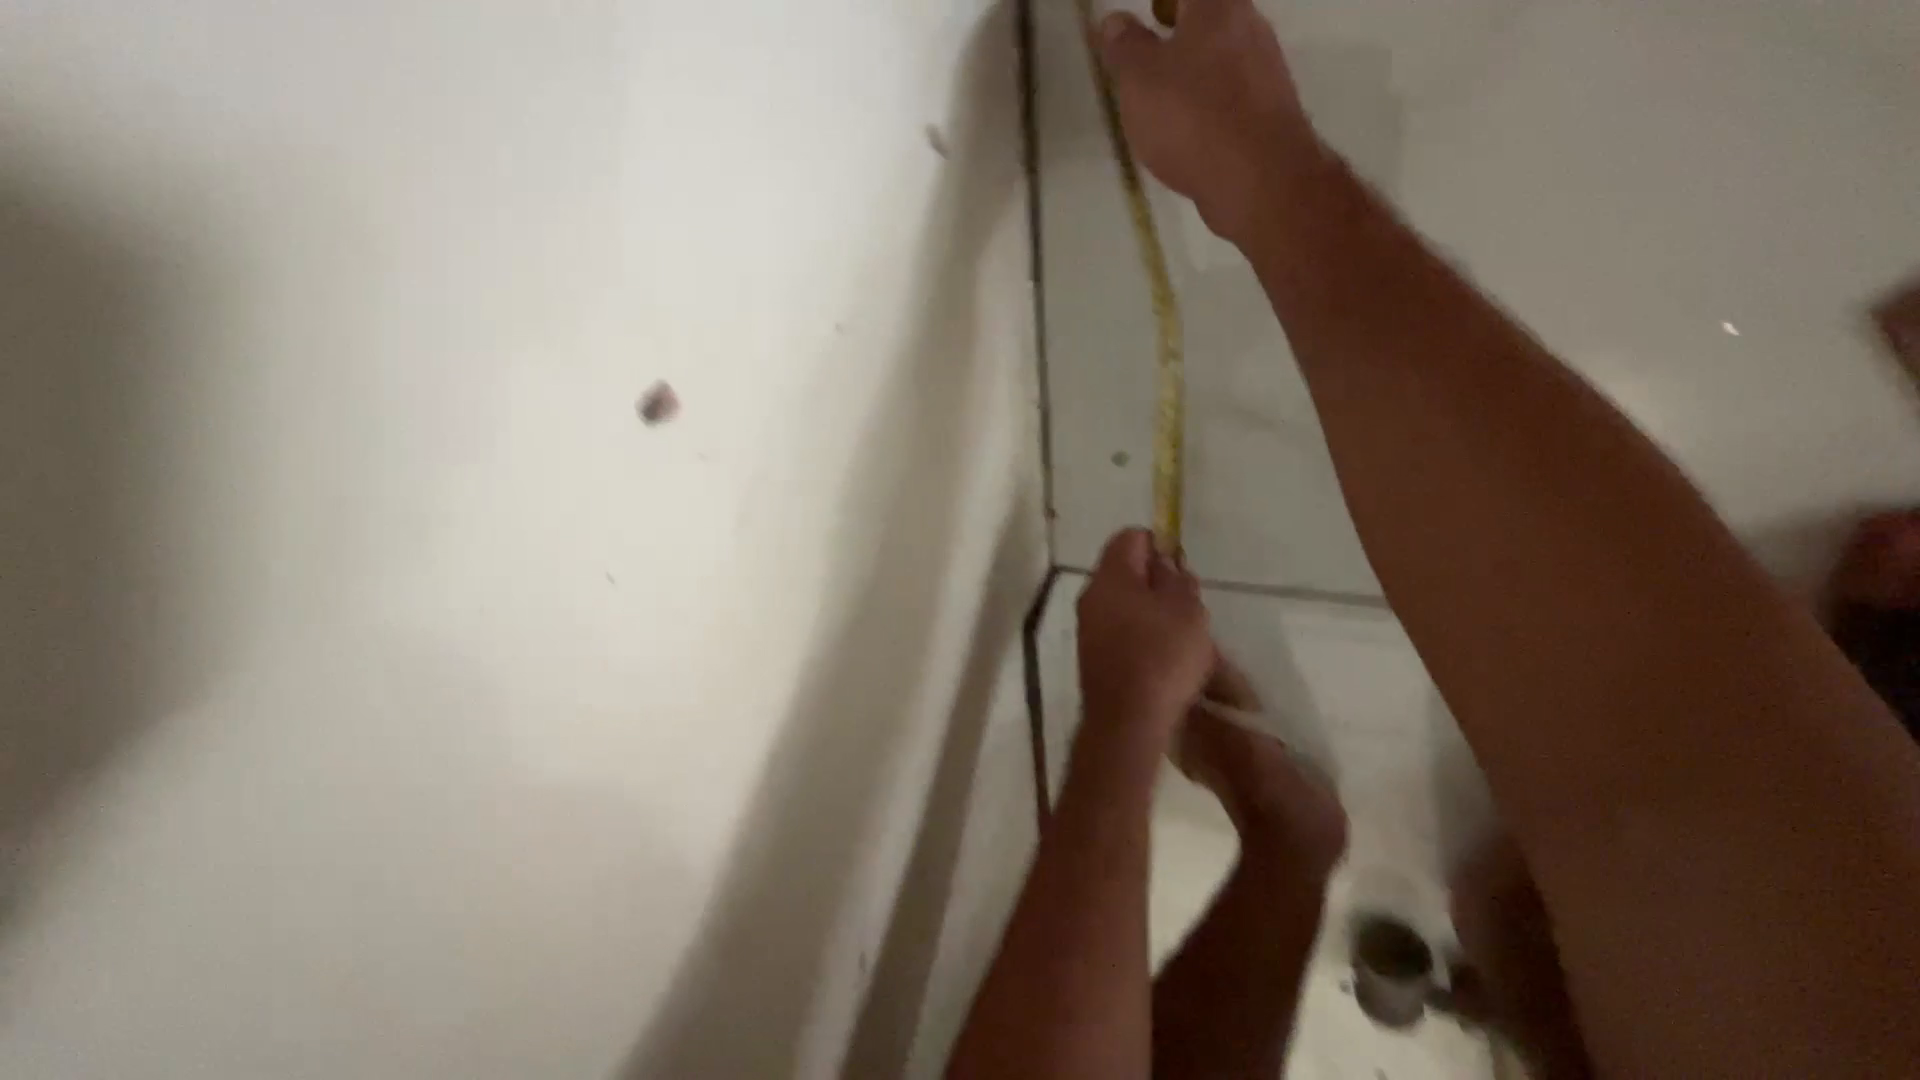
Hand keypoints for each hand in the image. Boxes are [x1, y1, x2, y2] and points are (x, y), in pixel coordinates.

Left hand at [1076, 529, 1214, 741]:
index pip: (1130, 538)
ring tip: (1182, 634)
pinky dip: (1141, 636)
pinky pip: (1119, 632)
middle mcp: (1090, 598)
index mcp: (1109, 577)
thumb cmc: (1162, 657)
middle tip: (1187, 603)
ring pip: (1123, 604)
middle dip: (1157, 581)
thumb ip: (1177, 579)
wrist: (1127, 722)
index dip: (1159, 545)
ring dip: (1152, 611)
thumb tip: (1165, 565)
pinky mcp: (1092, 657)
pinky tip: (1163, 658)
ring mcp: (1087, 629)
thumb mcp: (1187, 610)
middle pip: (1125, 571)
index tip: (1182, 569)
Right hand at [1097, 0, 1323, 243]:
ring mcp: (1267, 71)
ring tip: (1163, 100)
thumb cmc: (1192, 118)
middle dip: (1181, 30)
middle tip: (1149, 53)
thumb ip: (1125, 47)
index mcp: (1218, 6)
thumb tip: (1116, 21)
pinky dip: (1209, 105)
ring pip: (1224, 57)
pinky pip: (1233, 96)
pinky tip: (1190, 132)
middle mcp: (1251, 27)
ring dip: (1195, 71)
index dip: (1163, 3)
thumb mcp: (1140, 80)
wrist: (1258, 179)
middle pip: (1211, 16)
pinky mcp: (1271, 113)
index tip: (1147, 15)